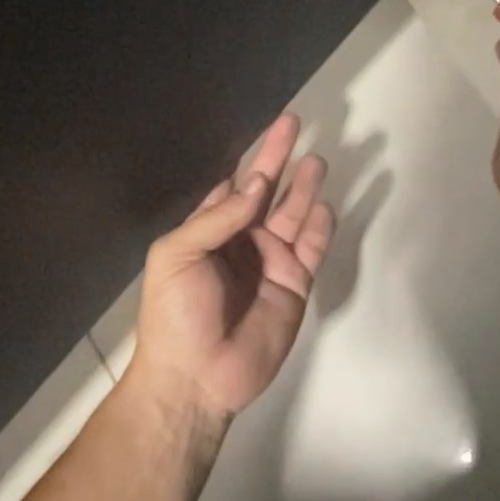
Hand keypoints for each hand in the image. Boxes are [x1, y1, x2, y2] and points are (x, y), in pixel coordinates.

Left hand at [131, 113, 332, 423]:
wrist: (197, 377)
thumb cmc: (176, 315)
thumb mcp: (176, 257)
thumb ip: (216, 218)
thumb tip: (255, 186)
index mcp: (209, 233)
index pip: (234, 188)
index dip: (251, 161)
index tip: (271, 131)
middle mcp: (243, 241)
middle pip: (268, 192)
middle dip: (280, 158)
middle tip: (294, 123)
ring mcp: (271, 262)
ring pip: (293, 214)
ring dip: (304, 186)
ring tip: (316, 159)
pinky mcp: (295, 284)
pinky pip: (311, 248)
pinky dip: (319, 226)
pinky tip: (324, 204)